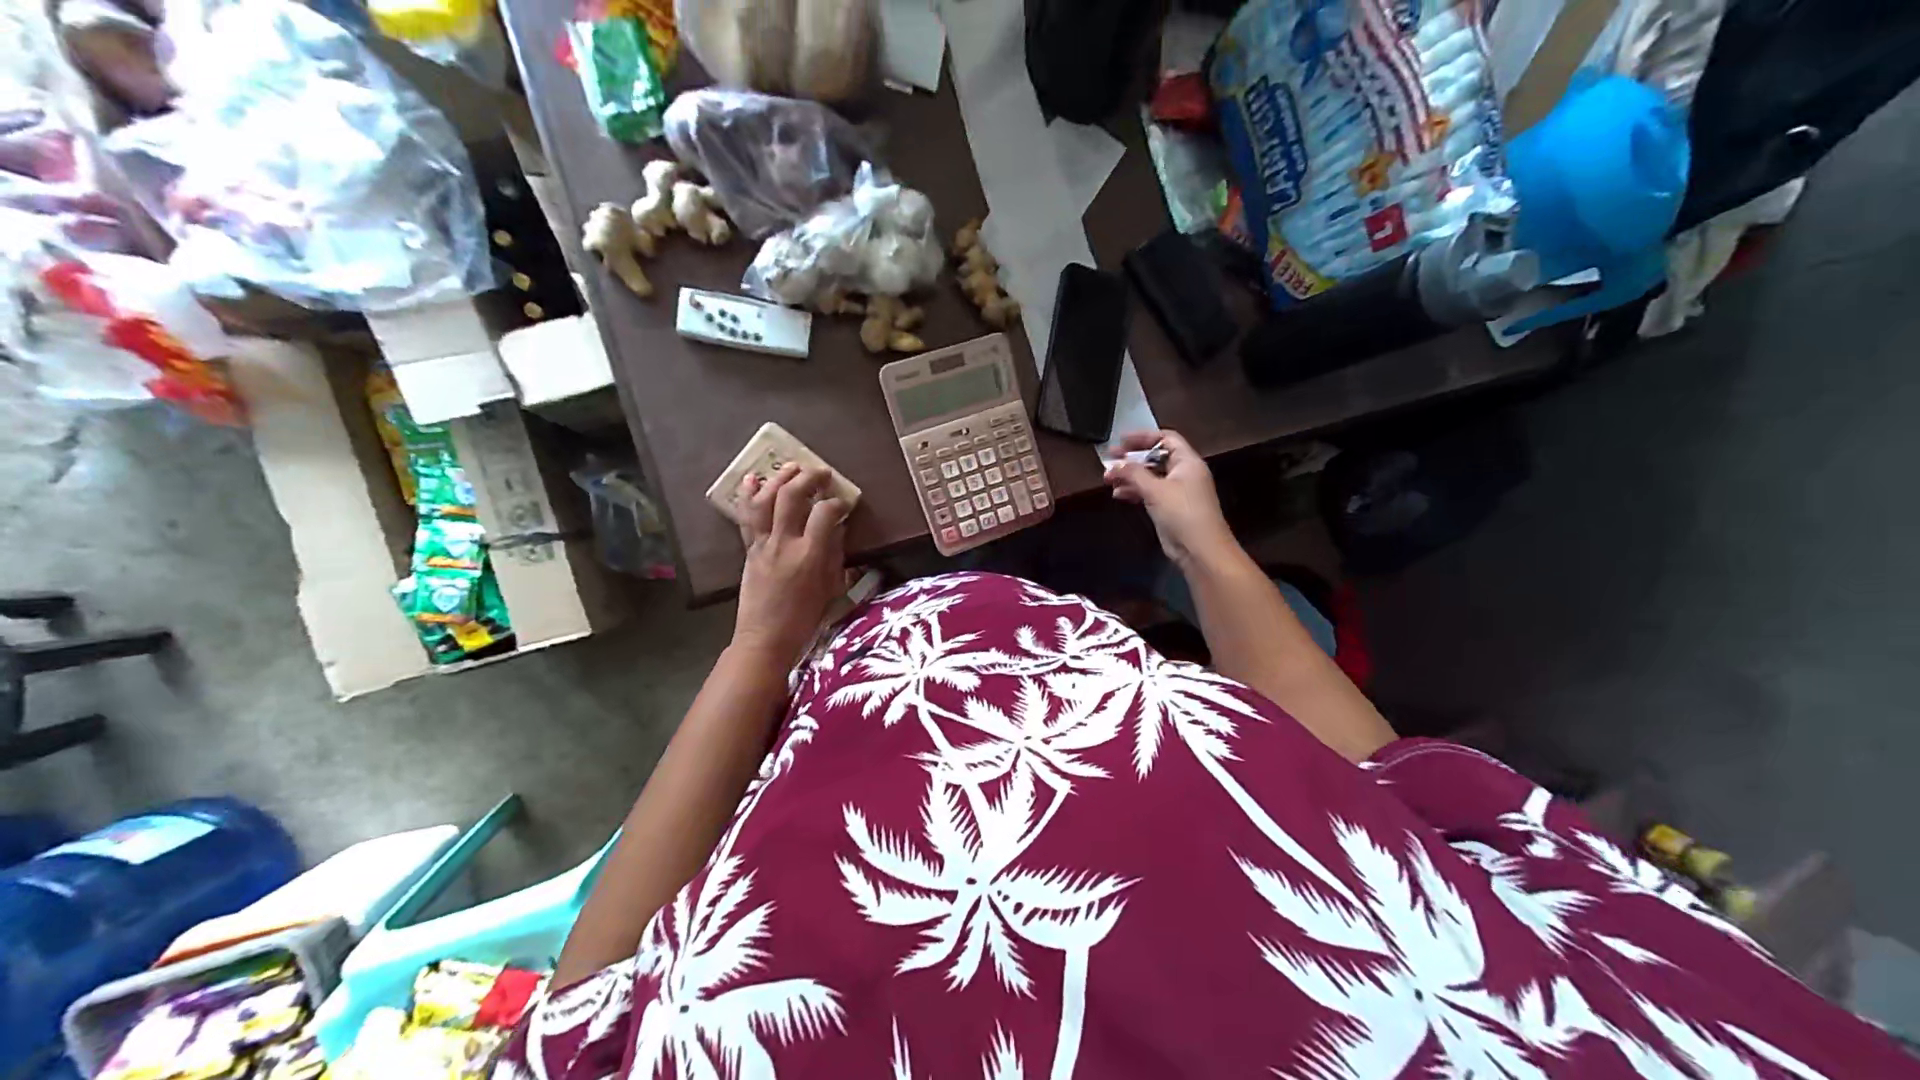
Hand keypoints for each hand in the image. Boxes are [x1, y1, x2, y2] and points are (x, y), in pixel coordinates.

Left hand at [732, 463, 848, 669]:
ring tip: (792, 467)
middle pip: (792, 496)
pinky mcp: (749, 550)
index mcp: (810, 556)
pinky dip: (750, 495)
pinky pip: (747, 516)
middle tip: (821, 473)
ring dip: (779, 479)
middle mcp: (784, 544)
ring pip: (766, 500)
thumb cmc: (805, 620)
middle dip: (808, 478)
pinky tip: (754, 479)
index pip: (825, 513)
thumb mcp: (831, 589)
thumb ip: (835, 556)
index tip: (844, 503)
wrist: (766, 639)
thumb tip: (837, 530)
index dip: (838, 503)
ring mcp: (763, 545)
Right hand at [1104, 430, 1236, 568]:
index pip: (1166, 438)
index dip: (1143, 437)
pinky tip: (1118, 494)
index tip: (1121, 440)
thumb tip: (1115, 464)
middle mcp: (1183, 473)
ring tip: (1109, 479)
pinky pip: (1149, 493)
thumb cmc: (1183, 513)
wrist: (1200, 549)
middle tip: (1110, 460)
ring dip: (1130, 477)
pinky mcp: (1169, 508)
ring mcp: (1176, 492)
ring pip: (1150, 477)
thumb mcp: (1156, 489)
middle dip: (1132, 459)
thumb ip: (1133, 473)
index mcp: (1187, 462)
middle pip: (1155, 458)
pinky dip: (1134, 491)